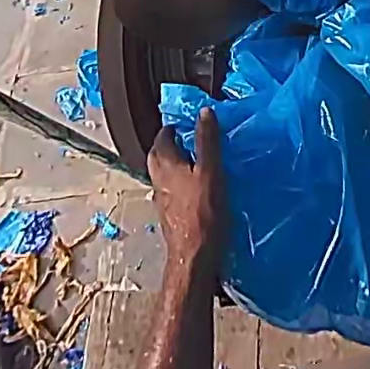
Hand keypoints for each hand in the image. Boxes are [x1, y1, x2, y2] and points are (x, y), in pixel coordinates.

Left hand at [149, 108, 223, 272]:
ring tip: (200, 159)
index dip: (175, 126)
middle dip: (174, 143)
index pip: (162, 136)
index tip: (192, 122)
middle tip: (194, 138)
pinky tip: (200, 185)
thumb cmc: (204, 211)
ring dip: (178, 162)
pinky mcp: (170, 214)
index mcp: (165, 164)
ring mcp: (162, 199)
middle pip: (160, 154)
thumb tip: (204, 112)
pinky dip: (183, 180)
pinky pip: (173, 188)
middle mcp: (158, 180)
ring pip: (166, 172)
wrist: (195, 256)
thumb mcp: (211, 169)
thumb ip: (207, 140)